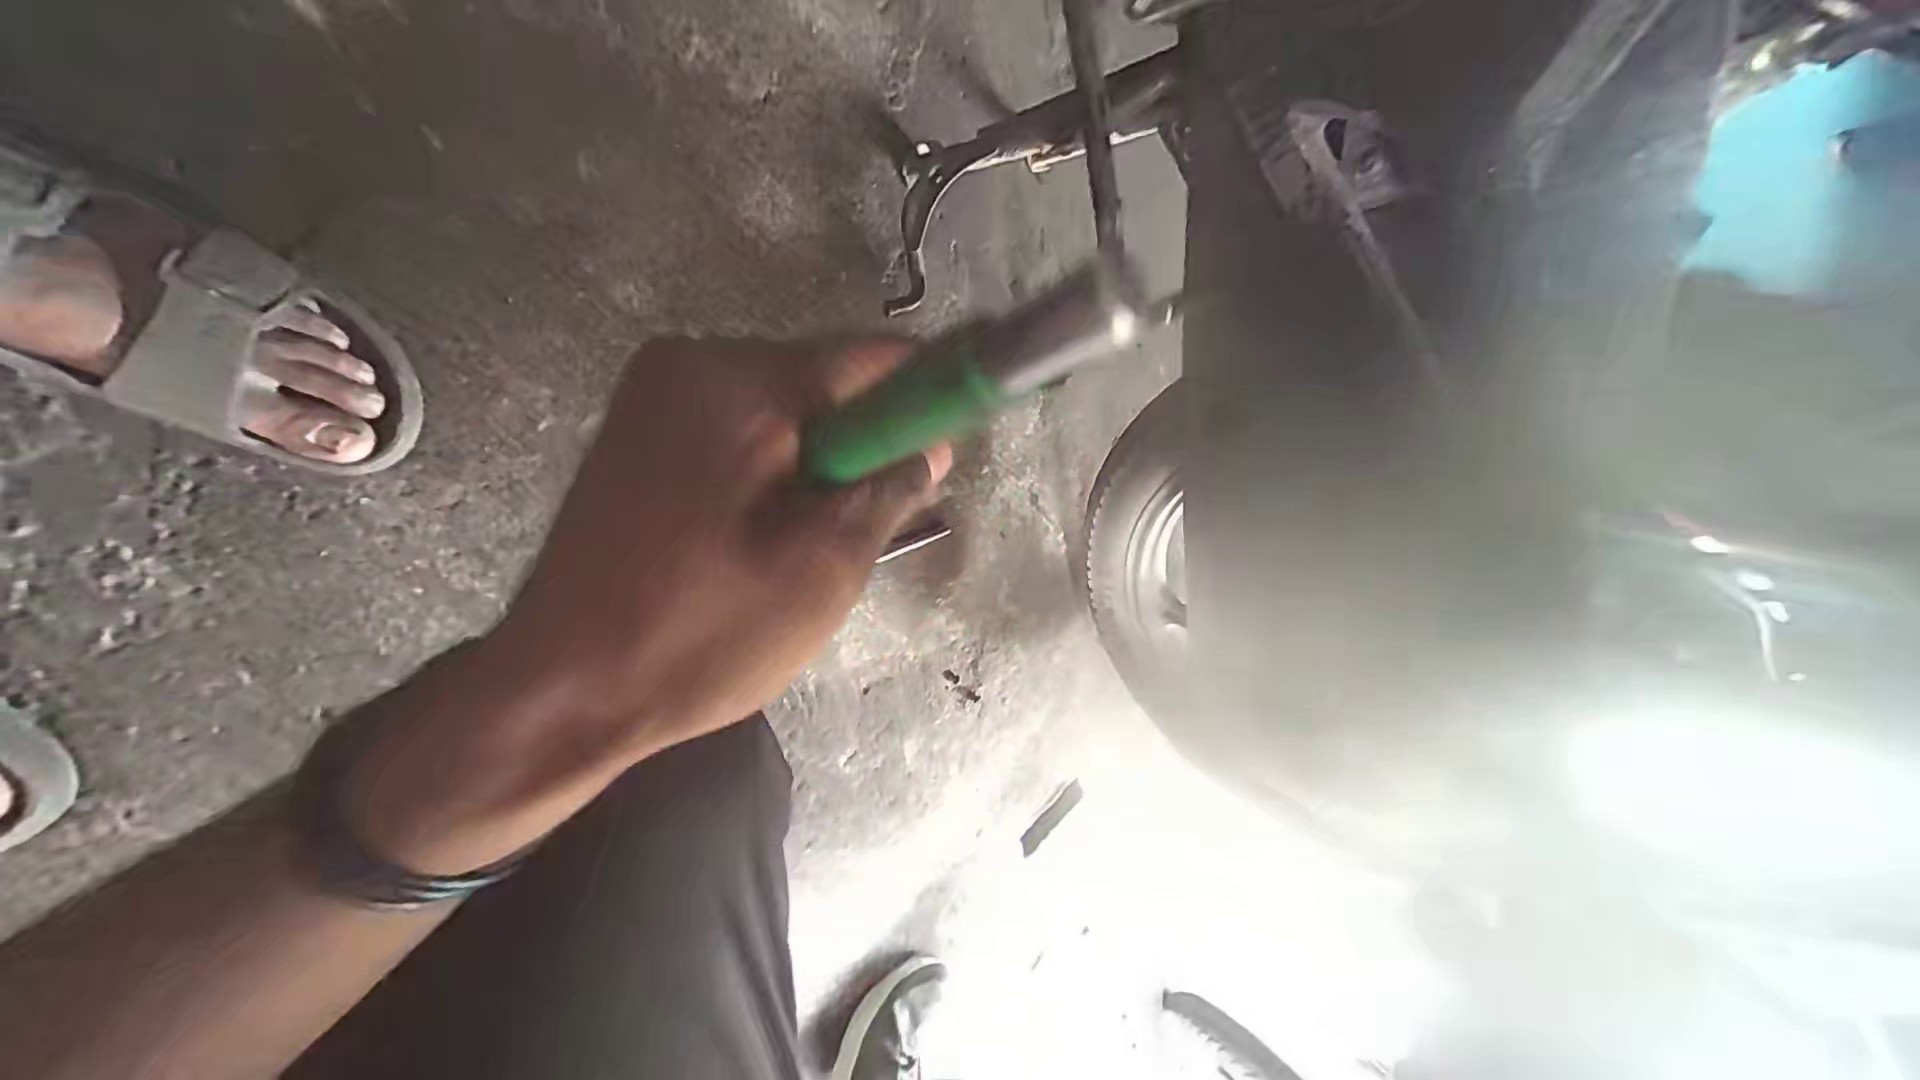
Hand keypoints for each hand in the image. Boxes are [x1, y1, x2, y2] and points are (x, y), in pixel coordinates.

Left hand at [348, 338, 949, 871]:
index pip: (868, 360)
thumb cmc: (705, 631)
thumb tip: (930, 448)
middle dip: (860, 447)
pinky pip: (739, 435)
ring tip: (806, 546)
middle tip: (867, 526)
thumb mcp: (825, 566)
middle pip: (822, 385)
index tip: (950, 444)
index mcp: (736, 382)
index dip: (924, 396)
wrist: (564, 690)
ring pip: (782, 414)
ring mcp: (653, 398)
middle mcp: (688, 364)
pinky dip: (773, 474)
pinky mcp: (637, 435)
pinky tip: (762, 537)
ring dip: (817, 467)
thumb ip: (890, 489)